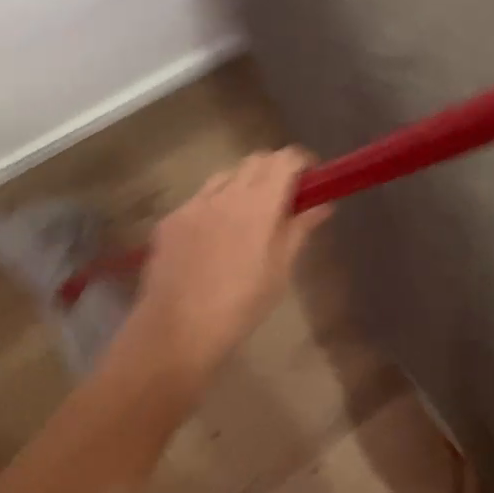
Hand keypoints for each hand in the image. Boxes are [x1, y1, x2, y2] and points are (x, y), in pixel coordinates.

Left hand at [128, 148, 331, 378]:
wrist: (176, 332)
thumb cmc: (240, 306)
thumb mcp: (279, 271)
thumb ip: (300, 230)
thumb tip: (323, 205)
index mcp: (259, 204)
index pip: (285, 159)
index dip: (301, 162)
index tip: (311, 178)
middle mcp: (226, 193)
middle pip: (256, 160)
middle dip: (274, 169)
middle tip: (284, 197)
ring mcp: (194, 203)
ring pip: (226, 175)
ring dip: (243, 184)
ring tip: (247, 216)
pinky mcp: (170, 219)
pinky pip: (199, 199)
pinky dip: (215, 205)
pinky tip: (213, 238)